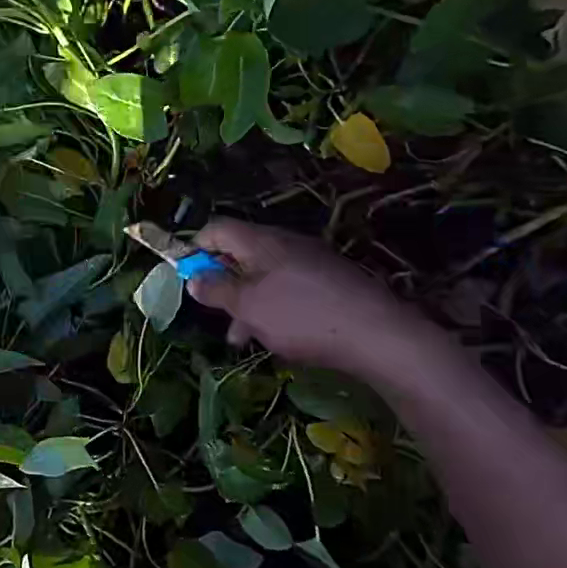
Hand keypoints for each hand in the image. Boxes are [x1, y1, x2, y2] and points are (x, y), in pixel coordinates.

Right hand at [185, 218, 460, 387]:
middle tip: (216, 313)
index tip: (187, 278)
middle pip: (240, 253)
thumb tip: (193, 277)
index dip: (195, 249)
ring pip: (264, 276)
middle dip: (222, 283)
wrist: (379, 334)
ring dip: (246, 302)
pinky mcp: (330, 281)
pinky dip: (273, 308)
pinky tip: (278, 337)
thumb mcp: (248, 307)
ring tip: (243, 339)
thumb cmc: (302, 316)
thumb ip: (216, 290)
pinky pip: (288, 288)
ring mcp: (311, 261)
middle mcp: (285, 243)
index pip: (216, 229)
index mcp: (261, 241)